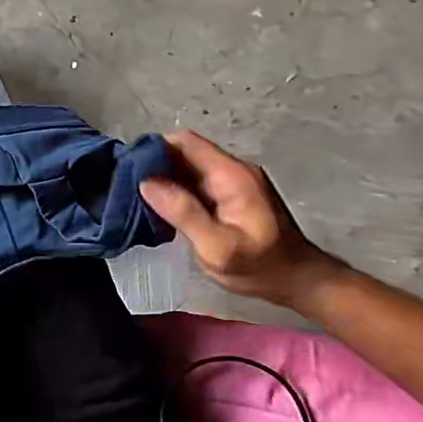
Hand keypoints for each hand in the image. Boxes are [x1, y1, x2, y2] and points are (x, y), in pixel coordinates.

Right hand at [139, 130, 341, 307]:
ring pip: (188, 169)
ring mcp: (232, 182)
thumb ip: (183, 212)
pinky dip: (176, 192)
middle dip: (154, 167)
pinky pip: (196, 184)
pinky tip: (160, 210)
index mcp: (231, 175)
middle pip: (185, 153)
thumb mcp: (217, 246)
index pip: (186, 143)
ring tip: (136, 200)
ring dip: (163, 181)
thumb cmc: (259, 266)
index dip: (154, 150)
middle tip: (125, 189)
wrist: (296, 279)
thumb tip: (147, 183)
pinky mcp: (229, 195)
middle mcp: (232, 170)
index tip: (127, 170)